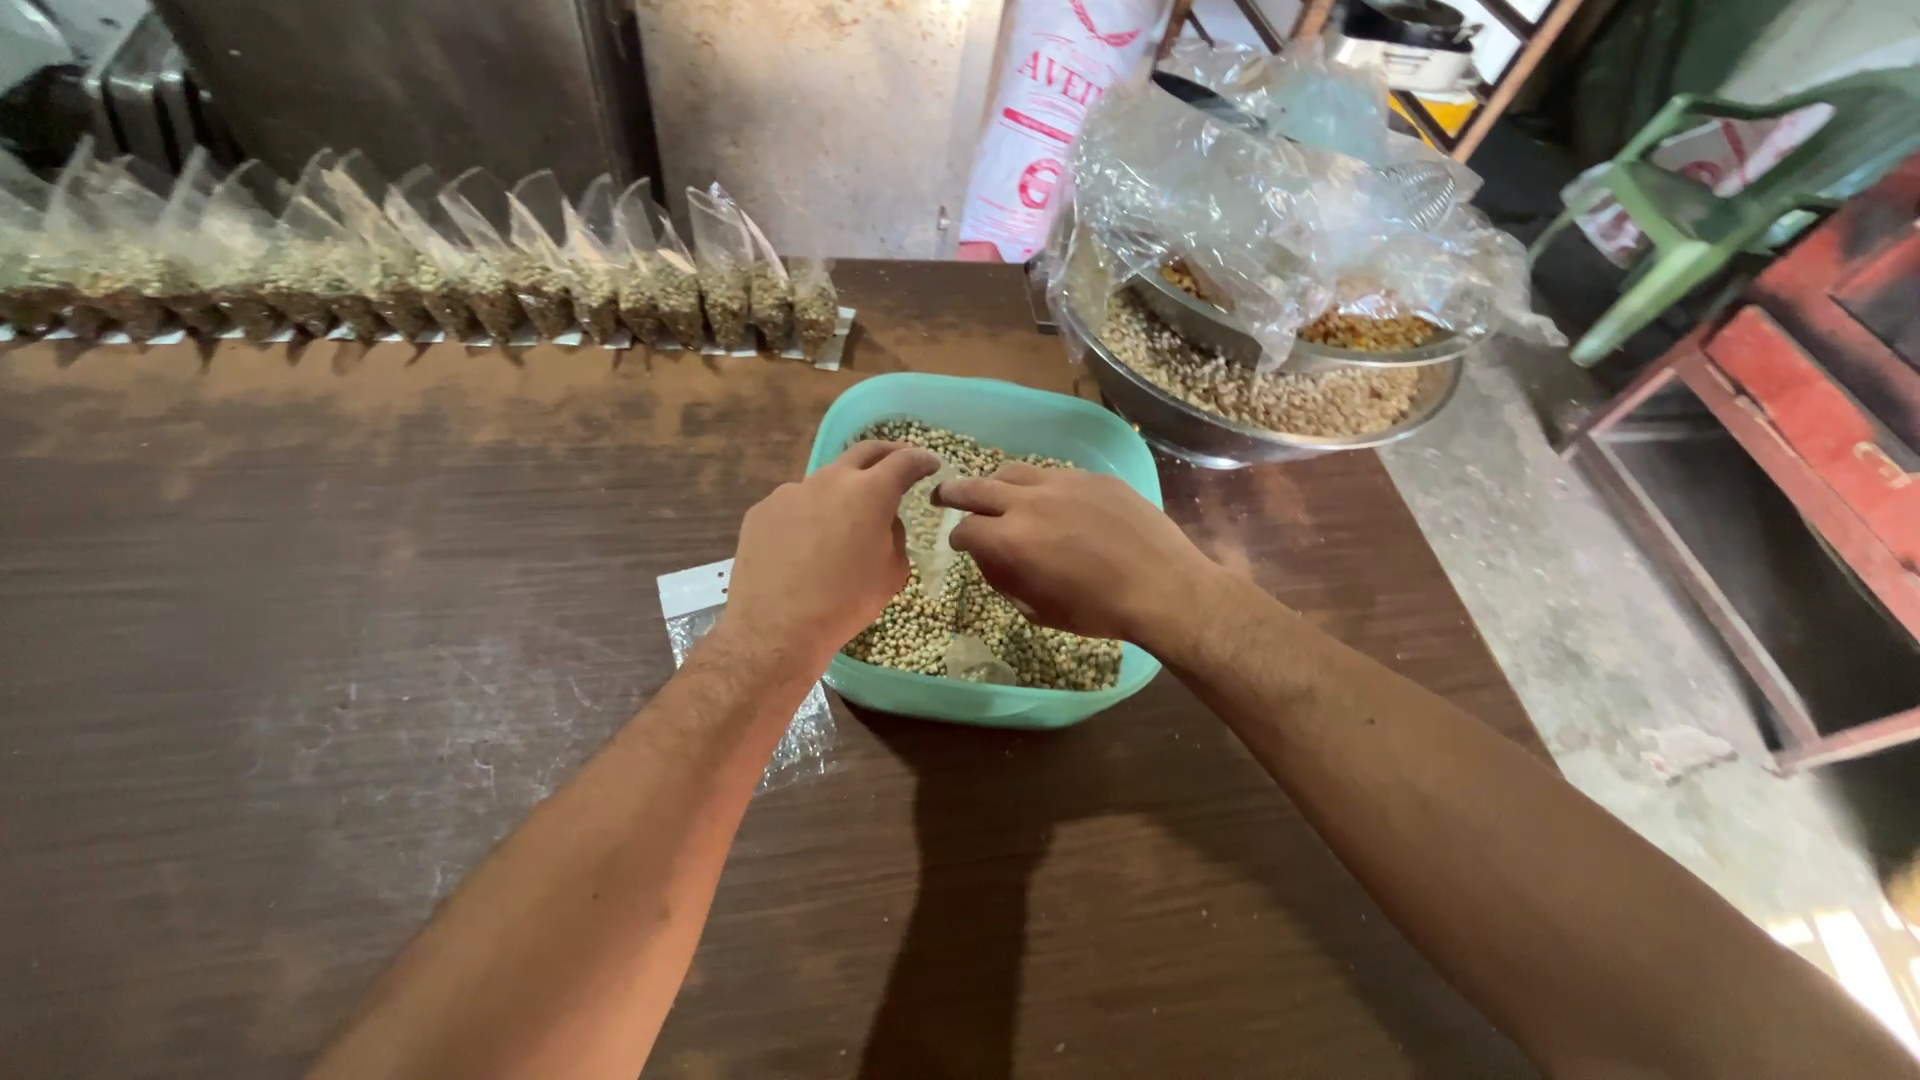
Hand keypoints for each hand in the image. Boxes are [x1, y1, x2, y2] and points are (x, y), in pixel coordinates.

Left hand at [722, 441, 940, 665]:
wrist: (776, 627)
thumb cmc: (846, 603)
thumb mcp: (891, 574)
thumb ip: (894, 536)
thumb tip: (883, 522)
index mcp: (870, 492)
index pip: (904, 461)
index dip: (921, 459)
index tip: (929, 463)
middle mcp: (830, 480)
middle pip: (864, 452)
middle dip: (887, 453)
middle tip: (898, 462)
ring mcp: (791, 491)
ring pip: (825, 481)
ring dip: (842, 491)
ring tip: (844, 520)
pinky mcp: (763, 509)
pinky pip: (795, 505)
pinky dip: (808, 515)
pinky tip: (804, 545)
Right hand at [935, 464, 1221, 643]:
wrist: (1164, 588)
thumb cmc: (1099, 611)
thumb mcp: (1040, 611)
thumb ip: (1008, 582)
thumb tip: (996, 561)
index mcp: (1012, 539)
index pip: (966, 529)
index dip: (957, 538)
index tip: (959, 542)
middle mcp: (1030, 502)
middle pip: (978, 487)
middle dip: (954, 493)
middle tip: (943, 495)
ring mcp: (1064, 483)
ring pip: (1015, 471)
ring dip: (997, 482)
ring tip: (995, 490)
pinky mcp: (1094, 478)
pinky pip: (1055, 474)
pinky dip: (1041, 486)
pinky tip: (1051, 499)